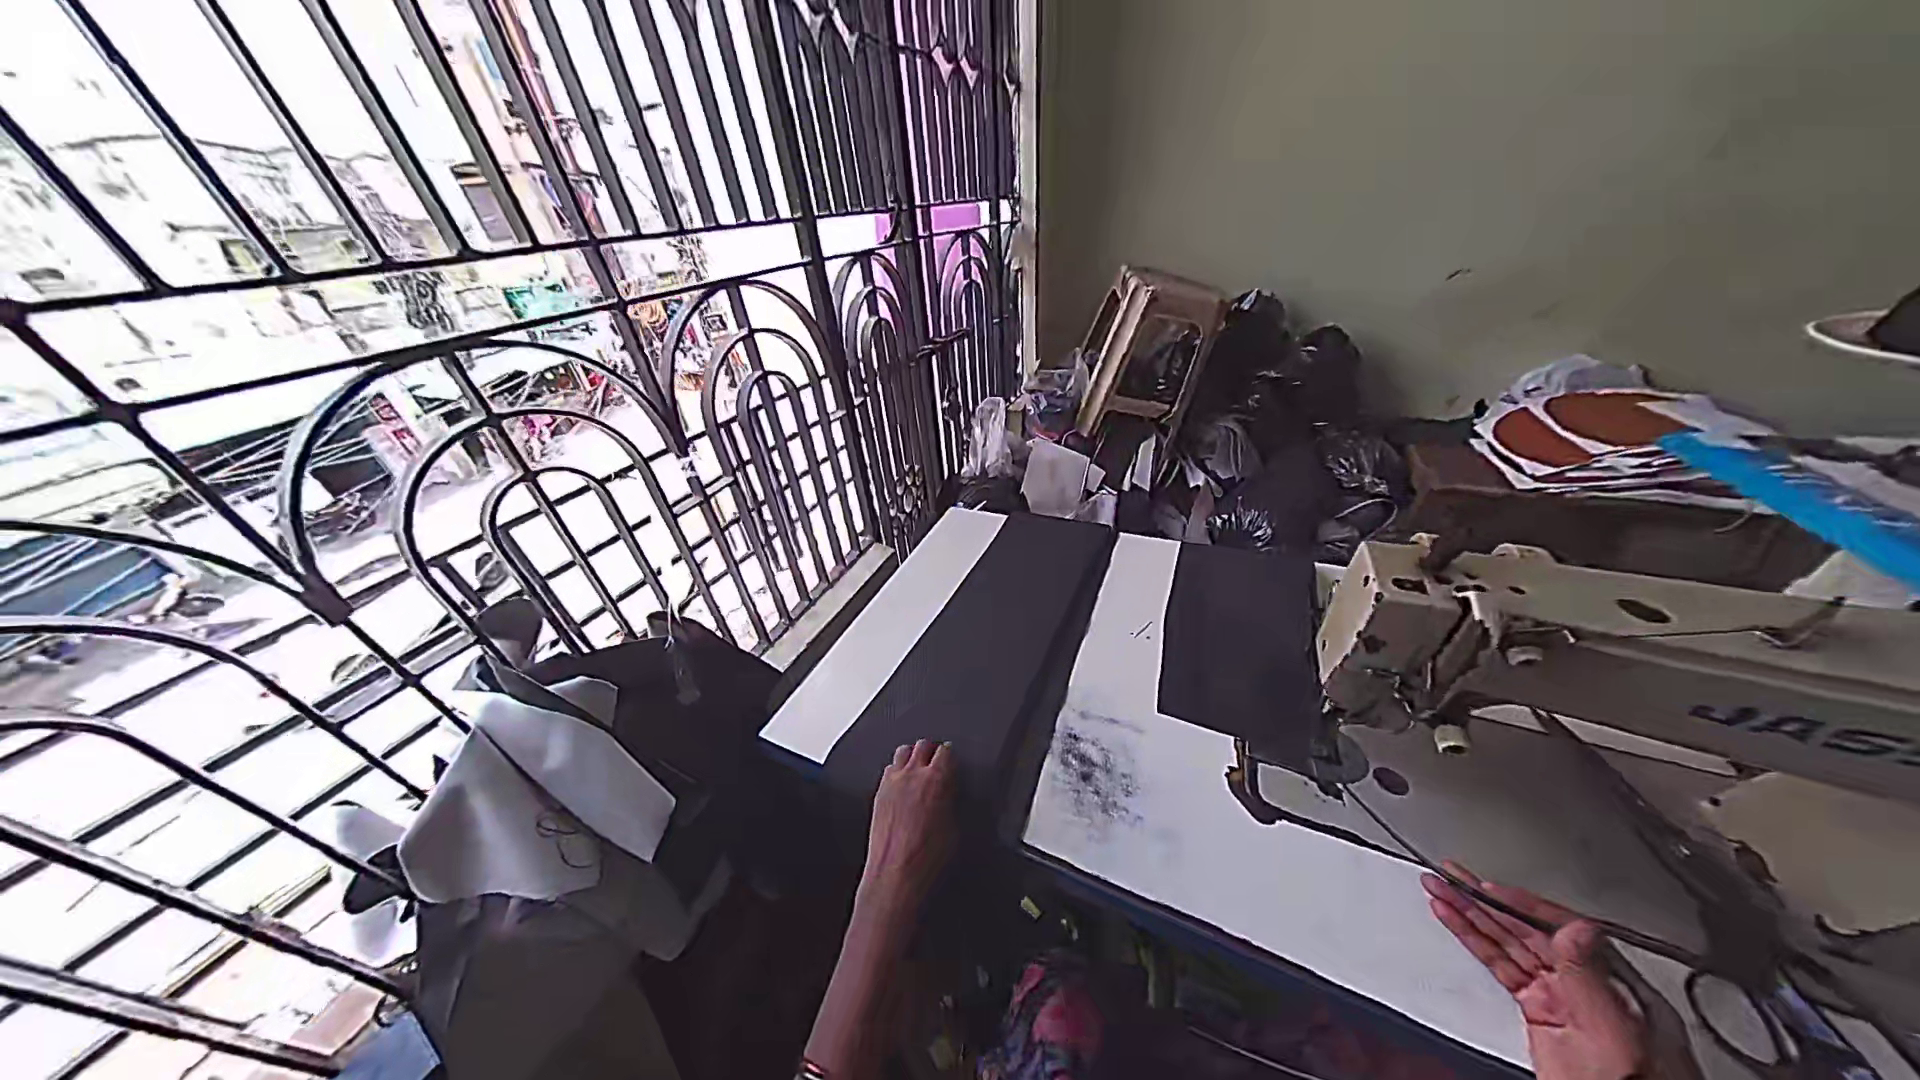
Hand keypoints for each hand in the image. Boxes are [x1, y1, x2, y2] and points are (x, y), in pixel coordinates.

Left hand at [859, 739, 955, 917]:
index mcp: (936, 780)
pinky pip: (889, 770)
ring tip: (918, 766)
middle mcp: (912, 775)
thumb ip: (950, 801)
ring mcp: (893, 782)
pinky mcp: (879, 793)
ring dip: (912, 756)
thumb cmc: (926, 857)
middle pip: (922, 745)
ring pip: (903, 752)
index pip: (945, 751)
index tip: (952, 758)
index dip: (950, 753)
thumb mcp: (954, 827)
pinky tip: (901, 783)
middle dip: (931, 749)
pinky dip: (897, 771)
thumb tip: (949, 794)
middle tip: (936, 758)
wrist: (896, 873)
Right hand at [1423, 862, 1645, 1079]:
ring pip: (1506, 943)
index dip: (1521, 906)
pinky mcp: (1540, 1011)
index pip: (1562, 930)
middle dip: (1483, 902)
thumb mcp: (1613, 1038)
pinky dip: (1472, 940)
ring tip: (1438, 889)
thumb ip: (1592, 982)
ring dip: (1468, 914)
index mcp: (1619, 988)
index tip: (1488, 888)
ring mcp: (1563, 998)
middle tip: (1450, 877)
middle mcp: (1588, 986)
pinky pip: (1499, 965)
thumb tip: (1579, 928)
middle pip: (1526, 932)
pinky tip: (1452, 920)